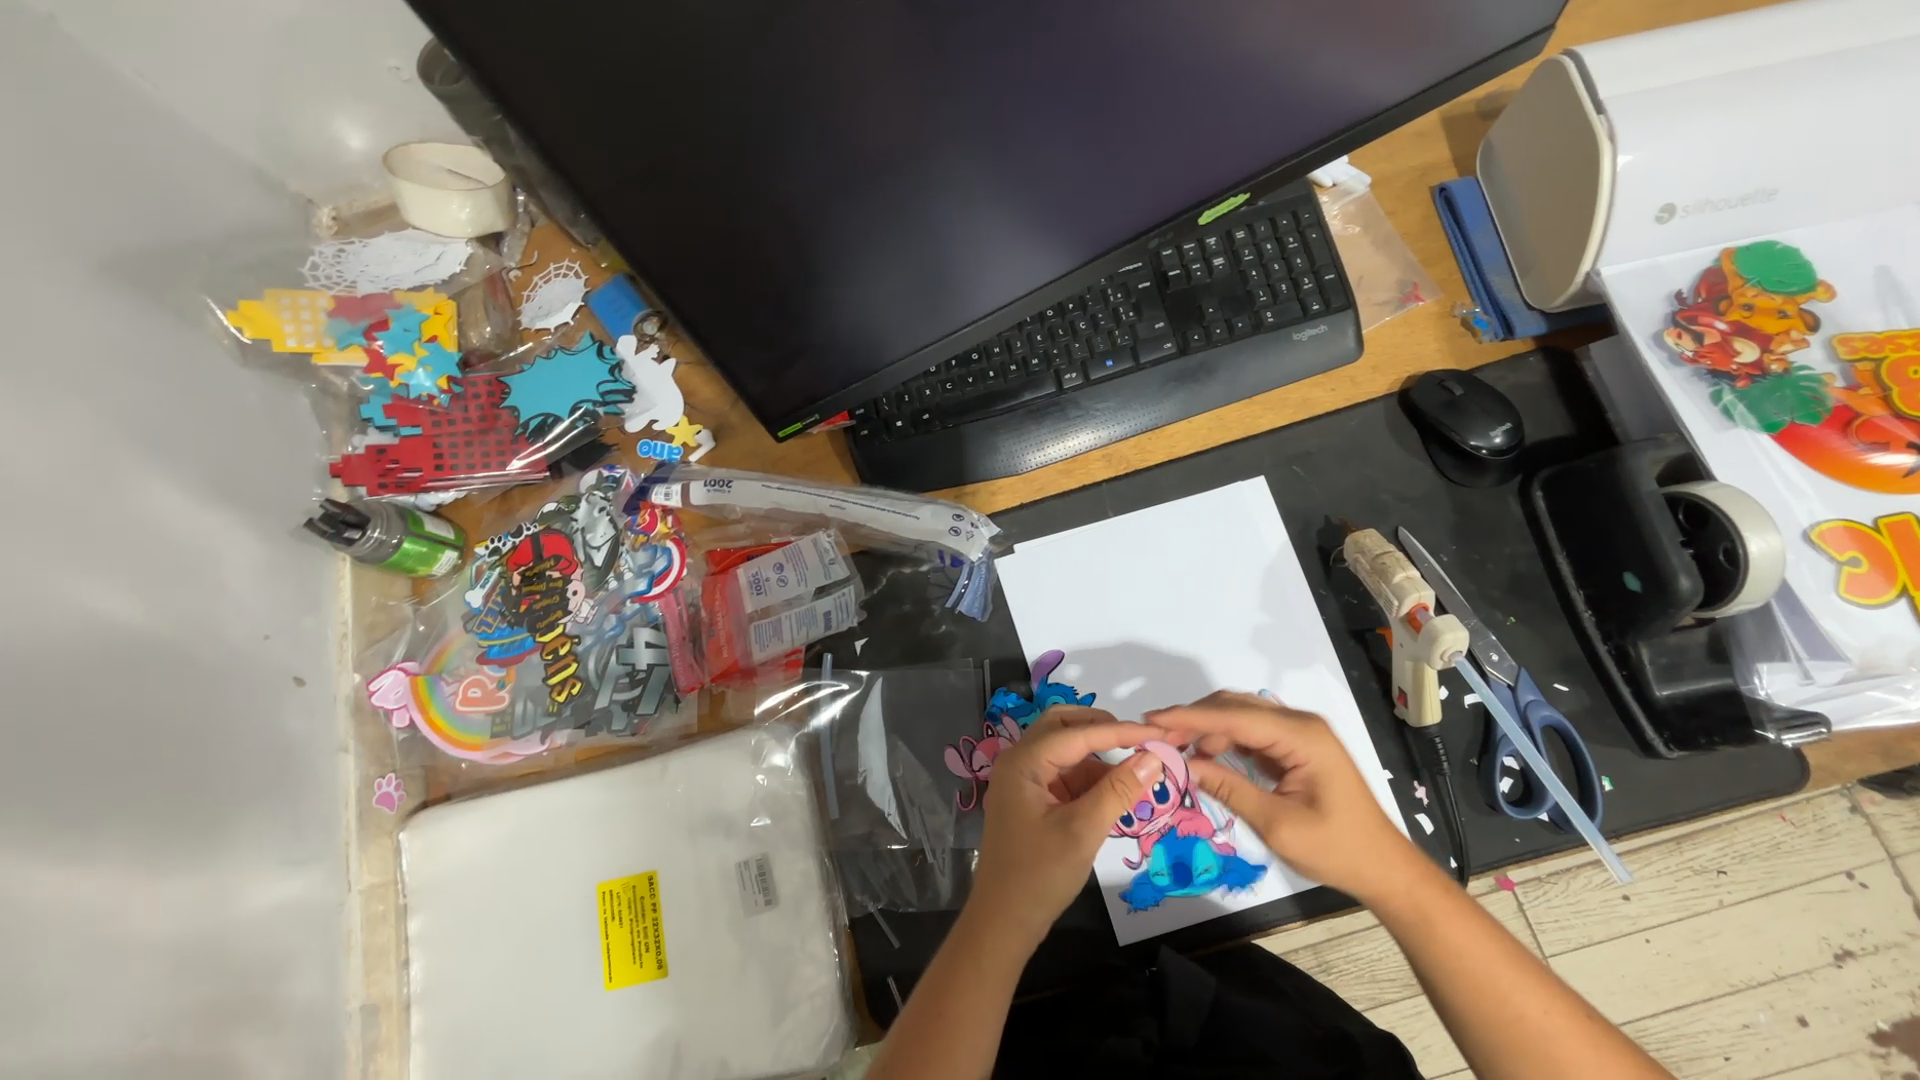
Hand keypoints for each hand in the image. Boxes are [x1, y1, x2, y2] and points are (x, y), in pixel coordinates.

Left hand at [969, 706, 1166, 946]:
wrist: (1004, 921)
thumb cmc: (1040, 874)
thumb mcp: (1084, 830)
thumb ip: (1118, 790)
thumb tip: (1154, 757)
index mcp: (1023, 762)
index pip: (1078, 733)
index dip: (1120, 731)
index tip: (1158, 733)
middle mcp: (1019, 762)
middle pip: (1064, 727)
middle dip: (1102, 730)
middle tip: (1140, 740)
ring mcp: (1023, 782)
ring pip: (1065, 751)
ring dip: (1099, 757)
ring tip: (1138, 772)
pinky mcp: (1031, 801)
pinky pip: (1064, 775)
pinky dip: (1090, 778)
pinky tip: (1116, 793)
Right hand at [1147, 691, 1417, 900]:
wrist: (1384, 868)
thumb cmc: (1336, 849)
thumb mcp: (1277, 824)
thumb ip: (1230, 789)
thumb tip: (1185, 765)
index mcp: (1302, 737)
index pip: (1234, 717)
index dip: (1190, 717)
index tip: (1151, 720)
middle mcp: (1301, 724)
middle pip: (1236, 706)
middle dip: (1194, 719)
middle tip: (1157, 737)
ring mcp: (1301, 734)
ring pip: (1242, 715)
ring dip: (1208, 728)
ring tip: (1176, 748)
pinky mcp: (1297, 748)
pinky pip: (1253, 732)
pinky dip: (1225, 739)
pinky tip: (1204, 755)